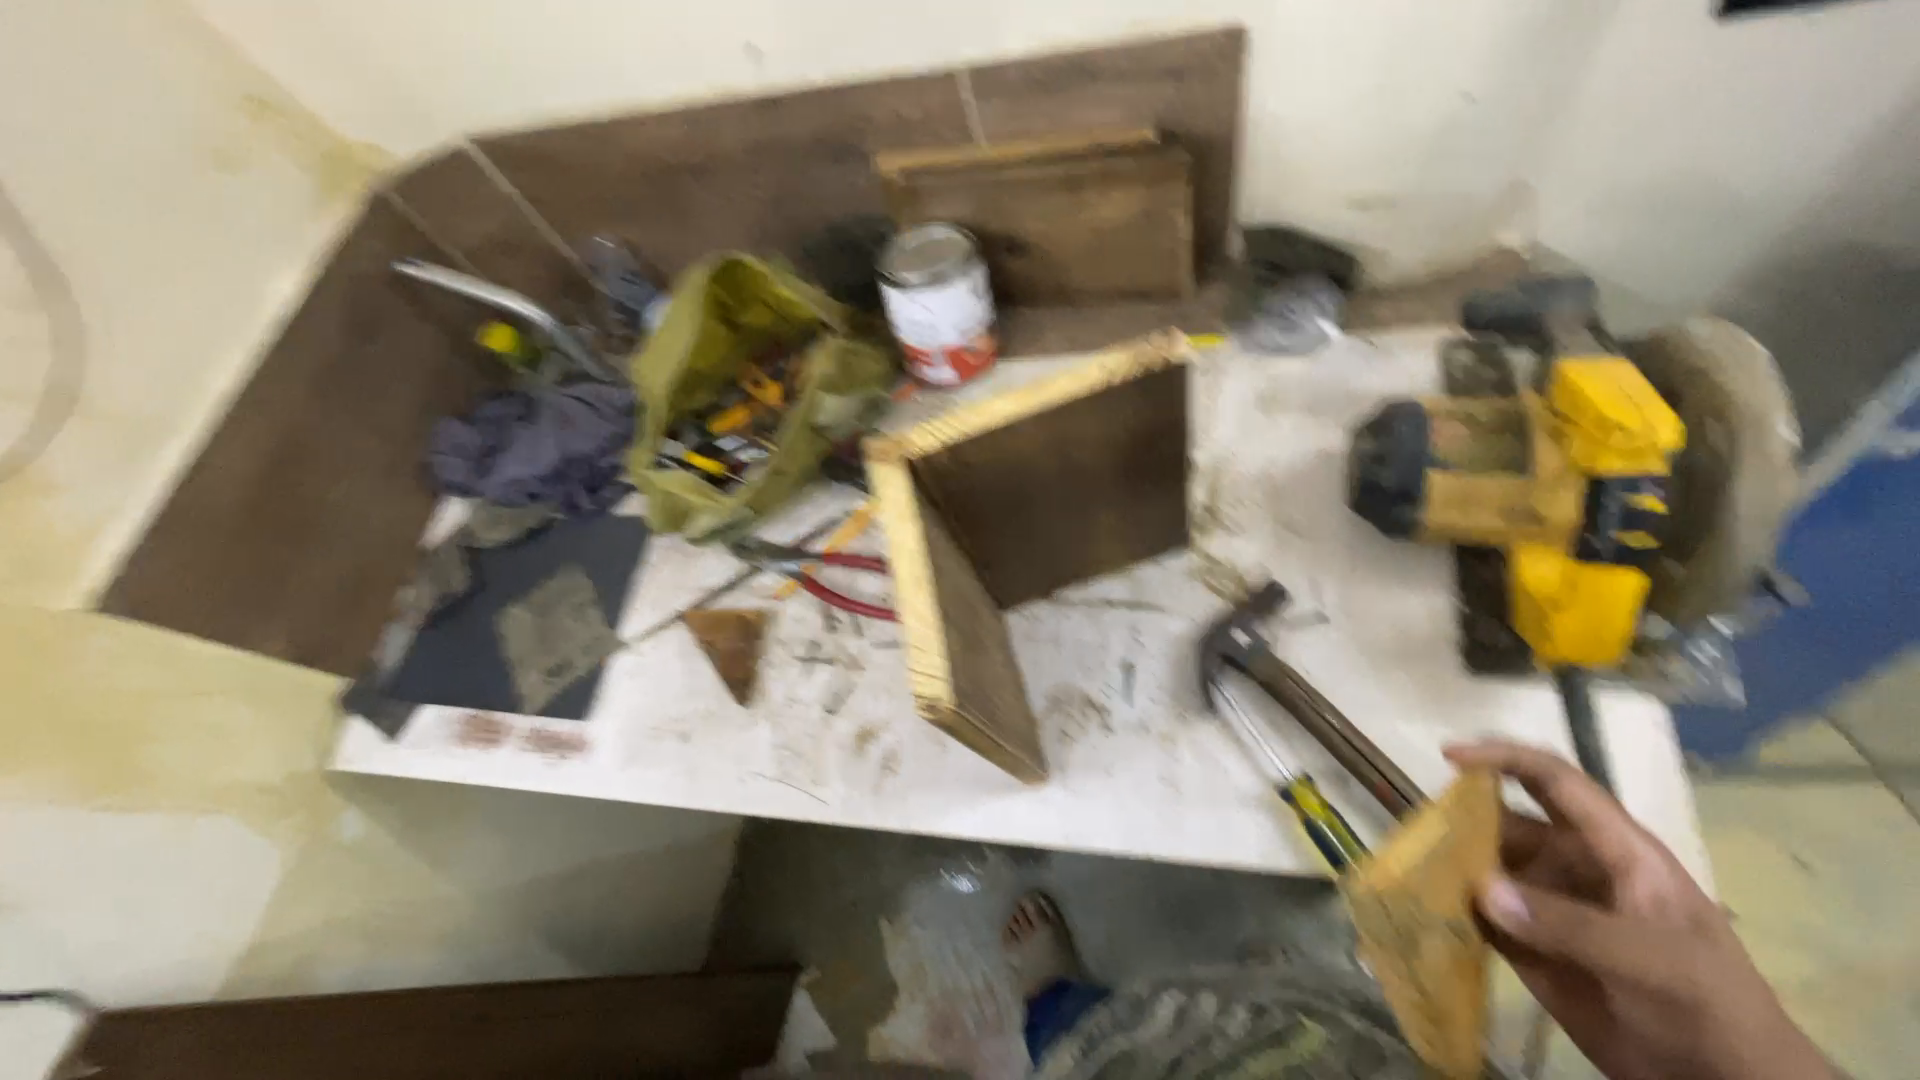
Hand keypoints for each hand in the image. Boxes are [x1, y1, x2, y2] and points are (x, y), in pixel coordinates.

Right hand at [1444, 739, 1834, 1079]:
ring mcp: (1549, 907)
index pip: (1555, 782)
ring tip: (1409, 872)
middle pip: (1506, 821)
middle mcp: (1573, 866)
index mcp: (1614, 850)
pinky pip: (1479, 916)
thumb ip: (1572, 924)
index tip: (1450, 756)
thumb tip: (1482, 888)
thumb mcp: (1656, 961)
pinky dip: (1449, 909)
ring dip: (1448, 865)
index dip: (1504, 758)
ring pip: (1484, 867)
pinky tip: (1421, 911)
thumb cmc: (1711, 1007)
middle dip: (1460, 817)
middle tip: (1416, 830)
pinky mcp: (1528, 947)